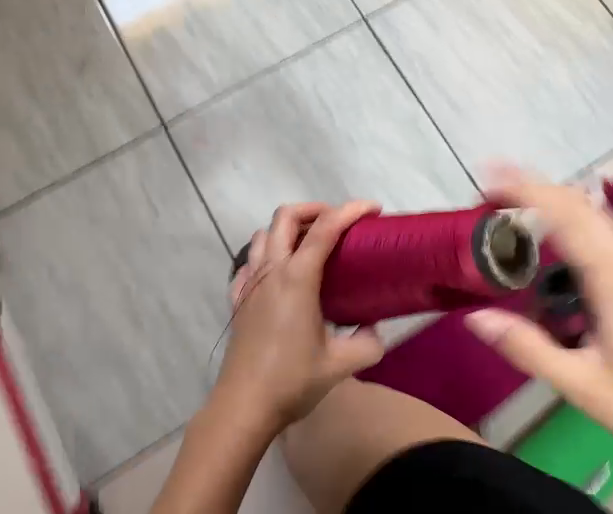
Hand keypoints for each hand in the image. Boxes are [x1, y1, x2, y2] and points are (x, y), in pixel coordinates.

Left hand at [216, 201, 386, 433]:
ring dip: (286, 230)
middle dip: (313, 209)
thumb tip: (374, 328)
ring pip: (263, 235)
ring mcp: (249, 282)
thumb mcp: (341, 365)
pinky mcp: (237, 299)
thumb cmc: (293, 380)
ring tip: (308, 246)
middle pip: (286, 217)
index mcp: (297, 278)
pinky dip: (265, 257)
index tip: (372, 209)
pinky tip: (278, 276)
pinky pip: (249, 264)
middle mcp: (271, 270)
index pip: (325, 228)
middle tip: (337, 223)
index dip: (350, 210)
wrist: (245, 404)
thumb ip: (367, 343)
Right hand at [465, 170, 612, 510]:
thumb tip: (474, 317)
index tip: (487, 177)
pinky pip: (603, 233)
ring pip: (593, 215)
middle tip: (487, 191)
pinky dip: (570, 219)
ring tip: (509, 205)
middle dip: (532, 187)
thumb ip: (527, 347)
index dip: (524, 188)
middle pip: (578, 204)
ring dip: (551, 201)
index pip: (564, 214)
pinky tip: (551, 238)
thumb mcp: (581, 385)